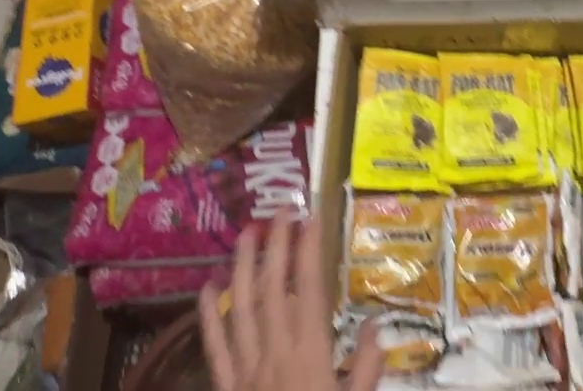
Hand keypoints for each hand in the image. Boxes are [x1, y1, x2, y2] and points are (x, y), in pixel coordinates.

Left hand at [200, 217, 381, 390]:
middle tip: (280, 210)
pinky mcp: (227, 389)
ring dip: (242, 267)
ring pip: (240, 309)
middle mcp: (275, 354)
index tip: (312, 217)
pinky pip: (214, 349)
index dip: (309, 251)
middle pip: (273, 290)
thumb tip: (376, 325)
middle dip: (276, 246)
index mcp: (310, 355)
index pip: (309, 290)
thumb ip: (369, 367)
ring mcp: (246, 371)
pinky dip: (206, 316)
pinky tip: (206, 287)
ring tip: (246, 233)